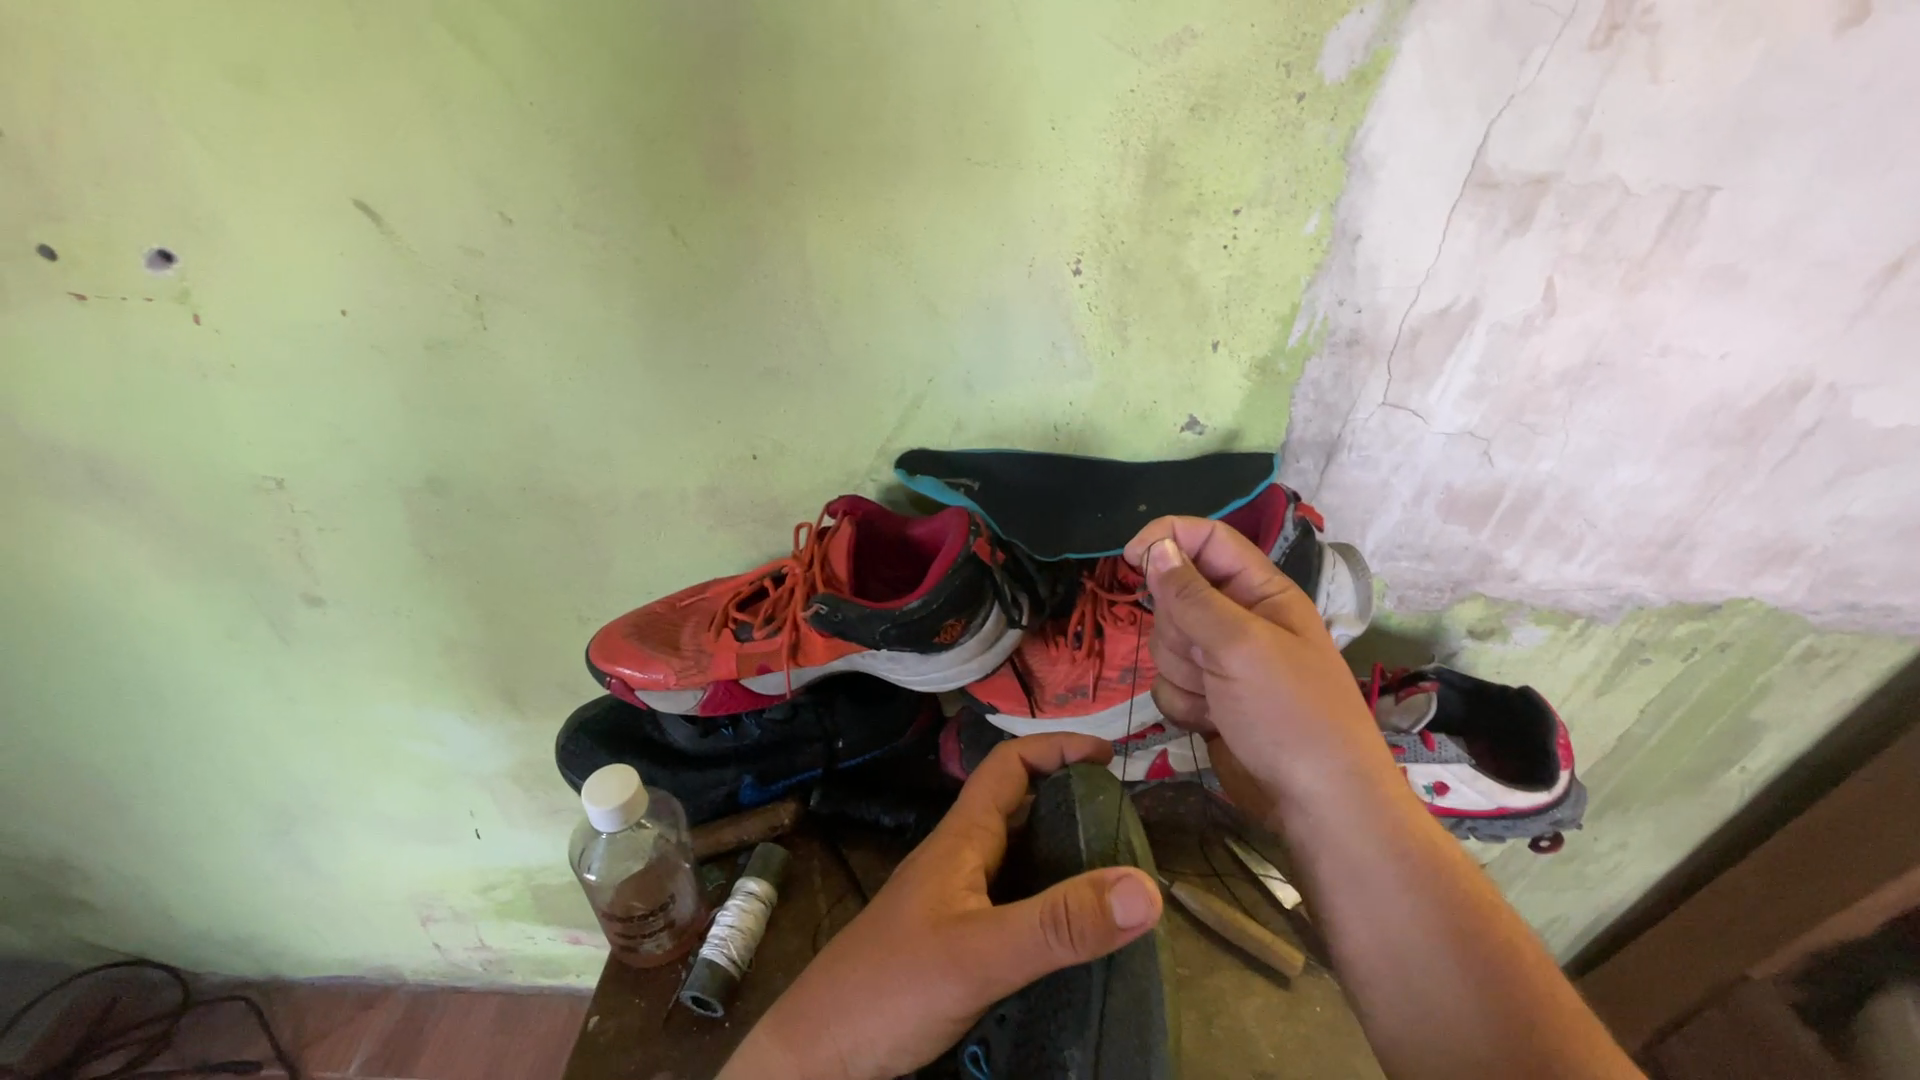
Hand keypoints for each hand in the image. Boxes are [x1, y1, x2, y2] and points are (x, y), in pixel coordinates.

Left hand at [719, 734, 1163, 1079]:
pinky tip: (1069, 934)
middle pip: (1016, 807)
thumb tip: (1146, 888)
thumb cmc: (888, 988)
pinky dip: (1046, 903)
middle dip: (1069, 799)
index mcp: (961, 840)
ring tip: (1112, 876)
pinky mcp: (950, 944)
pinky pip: (1009, 905)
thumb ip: (1059, 924)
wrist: (815, 1055)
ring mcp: (951, 903)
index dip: (1058, 747)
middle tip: (1125, 825)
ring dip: (1060, 853)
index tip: (1111, 755)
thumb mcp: (981, 954)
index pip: (1010, 765)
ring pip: (1014, 859)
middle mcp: (957, 861)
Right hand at [1121, 517, 1394, 816]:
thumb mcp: (1241, 645)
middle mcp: (1239, 620)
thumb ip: (1192, 596)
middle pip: (1174, 596)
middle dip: (1177, 629)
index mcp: (1261, 592)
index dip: (1167, 538)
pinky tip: (1211, 722)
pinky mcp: (1207, 698)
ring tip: (1217, 698)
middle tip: (1208, 658)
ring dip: (1181, 673)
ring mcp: (1222, 662)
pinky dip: (1182, 704)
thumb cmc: (1291, 714)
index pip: (1207, 540)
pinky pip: (1167, 684)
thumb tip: (1156, 549)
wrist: (1317, 802)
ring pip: (1164, 644)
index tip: (1127, 557)